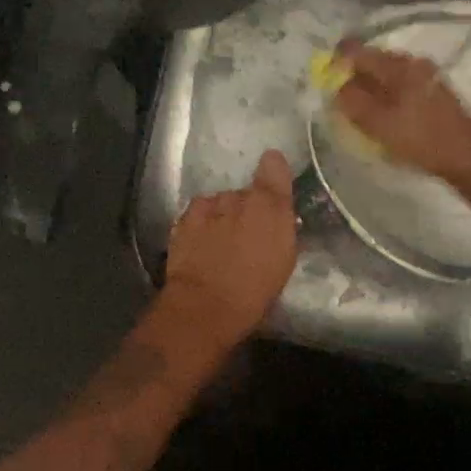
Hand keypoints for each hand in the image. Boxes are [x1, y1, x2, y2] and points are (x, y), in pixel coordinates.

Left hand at [164, 150, 297, 342]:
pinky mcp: (187, 216)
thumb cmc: (255, 290)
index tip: (272, 177)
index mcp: (271, 206)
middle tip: (246, 236)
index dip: (273, 169)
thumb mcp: (283, 262)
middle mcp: (241, 197)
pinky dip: (203, 222)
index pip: (274, 166)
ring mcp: (211, 205)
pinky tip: (202, 242)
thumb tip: (281, 218)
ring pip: (221, 203)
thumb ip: (283, 230)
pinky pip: (200, 211)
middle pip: (245, 193)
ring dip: (223, 216)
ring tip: (221, 244)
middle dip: (247, 209)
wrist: (207, 304)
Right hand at [332, 42, 470, 186]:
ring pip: (389, 72)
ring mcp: (428, 75)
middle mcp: (413, 63)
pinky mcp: (436, 89)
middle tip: (342, 96)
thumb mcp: (377, 124)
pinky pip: (403, 82)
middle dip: (355, 74)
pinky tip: (388, 113)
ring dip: (373, 85)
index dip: (337, 61)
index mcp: (397, 66)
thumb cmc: (419, 140)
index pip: (357, 51)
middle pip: (374, 60)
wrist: (467, 157)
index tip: (327, 78)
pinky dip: (389, 92)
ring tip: (364, 108)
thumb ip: (351, 101)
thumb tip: (336, 86)